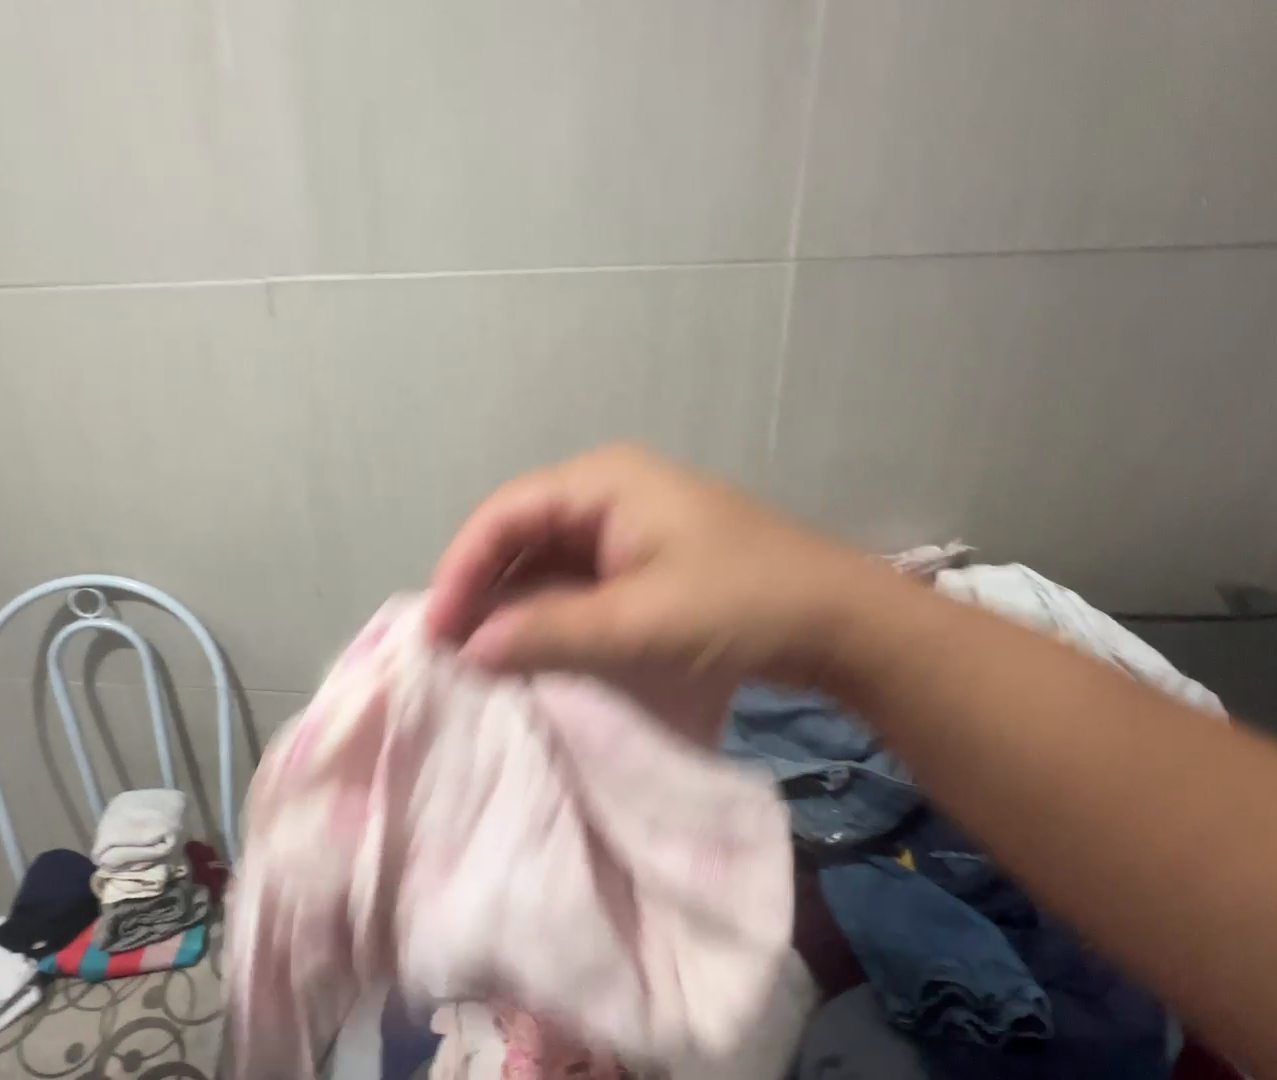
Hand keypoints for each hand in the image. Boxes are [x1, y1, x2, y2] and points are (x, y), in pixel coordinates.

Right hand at [426, 444, 887, 686]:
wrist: (840, 623)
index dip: (461, 568)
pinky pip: (578, 582)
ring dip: (515, 605)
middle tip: (450, 648)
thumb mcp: (638, 623)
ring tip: (481, 656)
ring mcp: (628, 526)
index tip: (436, 629)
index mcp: (603, 481)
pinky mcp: (643, 561)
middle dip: (483, 587)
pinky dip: (551, 614)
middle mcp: (608, 492)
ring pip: (547, 561)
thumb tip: (471, 648)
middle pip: (521, 533)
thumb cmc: (740, 604)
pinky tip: (532, 650)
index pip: (505, 513)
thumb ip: (549, 632)